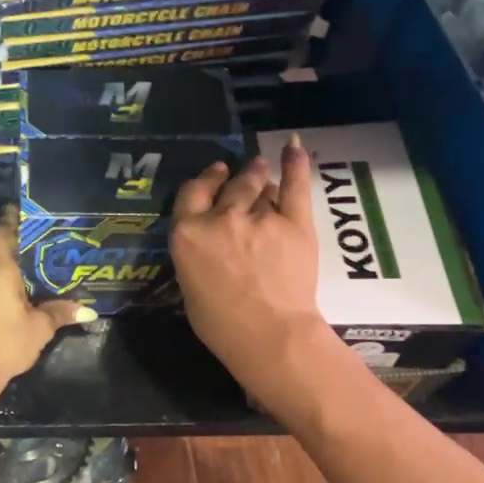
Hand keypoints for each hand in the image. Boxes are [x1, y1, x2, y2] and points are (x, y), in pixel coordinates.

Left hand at [0, 206, 92, 384]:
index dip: (11, 221)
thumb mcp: (39, 327)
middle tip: (31, 239)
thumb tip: (87, 310)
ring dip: (1, 264)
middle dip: (9, 242)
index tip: (18, 210)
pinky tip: (7, 290)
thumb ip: (60, 313)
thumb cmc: (6, 342)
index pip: (3, 234)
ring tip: (24, 265)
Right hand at [170, 136, 330, 373]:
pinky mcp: (294, 223)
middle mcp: (220, 217)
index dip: (204, 180)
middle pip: (228, 186)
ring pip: (258, 186)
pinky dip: (295, 165)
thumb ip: (197, 251)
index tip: (212, 174)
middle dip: (233, 176)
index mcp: (188, 232)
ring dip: (258, 175)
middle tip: (239, 171)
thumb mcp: (189, 283)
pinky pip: (294, 187)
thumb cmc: (219, 323)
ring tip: (260, 167)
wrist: (267, 334)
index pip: (192, 192)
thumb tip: (210, 240)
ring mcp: (259, 217)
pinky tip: (293, 148)